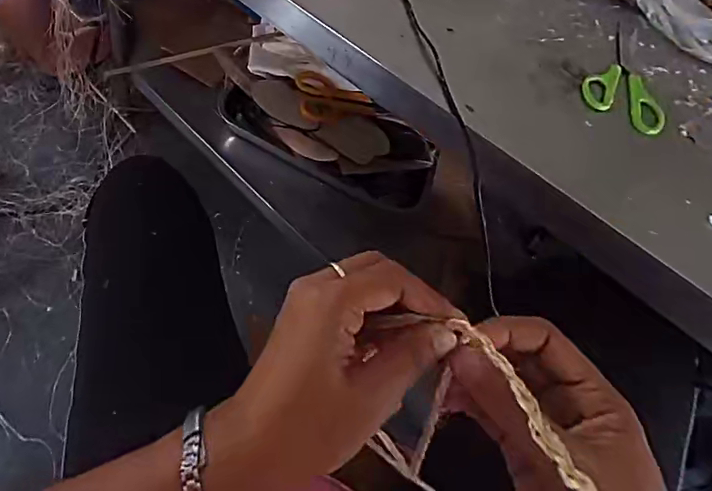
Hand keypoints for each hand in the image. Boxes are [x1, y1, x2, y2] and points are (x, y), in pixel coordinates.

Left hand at [207, 253, 461, 488]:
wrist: (253, 444)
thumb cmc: (311, 426)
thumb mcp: (371, 396)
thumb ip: (411, 356)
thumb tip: (444, 333)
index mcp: (330, 298)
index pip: (391, 277)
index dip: (429, 296)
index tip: (457, 325)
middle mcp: (315, 284)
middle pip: (374, 267)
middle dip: (412, 292)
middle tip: (442, 328)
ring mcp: (305, 295)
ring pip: (359, 278)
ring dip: (392, 300)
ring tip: (424, 337)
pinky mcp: (302, 311)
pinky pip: (344, 295)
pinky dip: (371, 309)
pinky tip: (392, 341)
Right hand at [446, 318, 662, 490]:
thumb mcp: (557, 461)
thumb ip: (508, 405)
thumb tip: (461, 351)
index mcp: (595, 399)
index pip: (546, 340)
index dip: (506, 331)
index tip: (467, 340)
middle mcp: (570, 408)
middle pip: (521, 360)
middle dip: (482, 355)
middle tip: (444, 356)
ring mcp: (547, 432)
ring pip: (503, 387)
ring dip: (470, 380)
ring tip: (440, 381)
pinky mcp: (527, 456)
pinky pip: (496, 417)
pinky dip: (471, 406)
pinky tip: (447, 403)